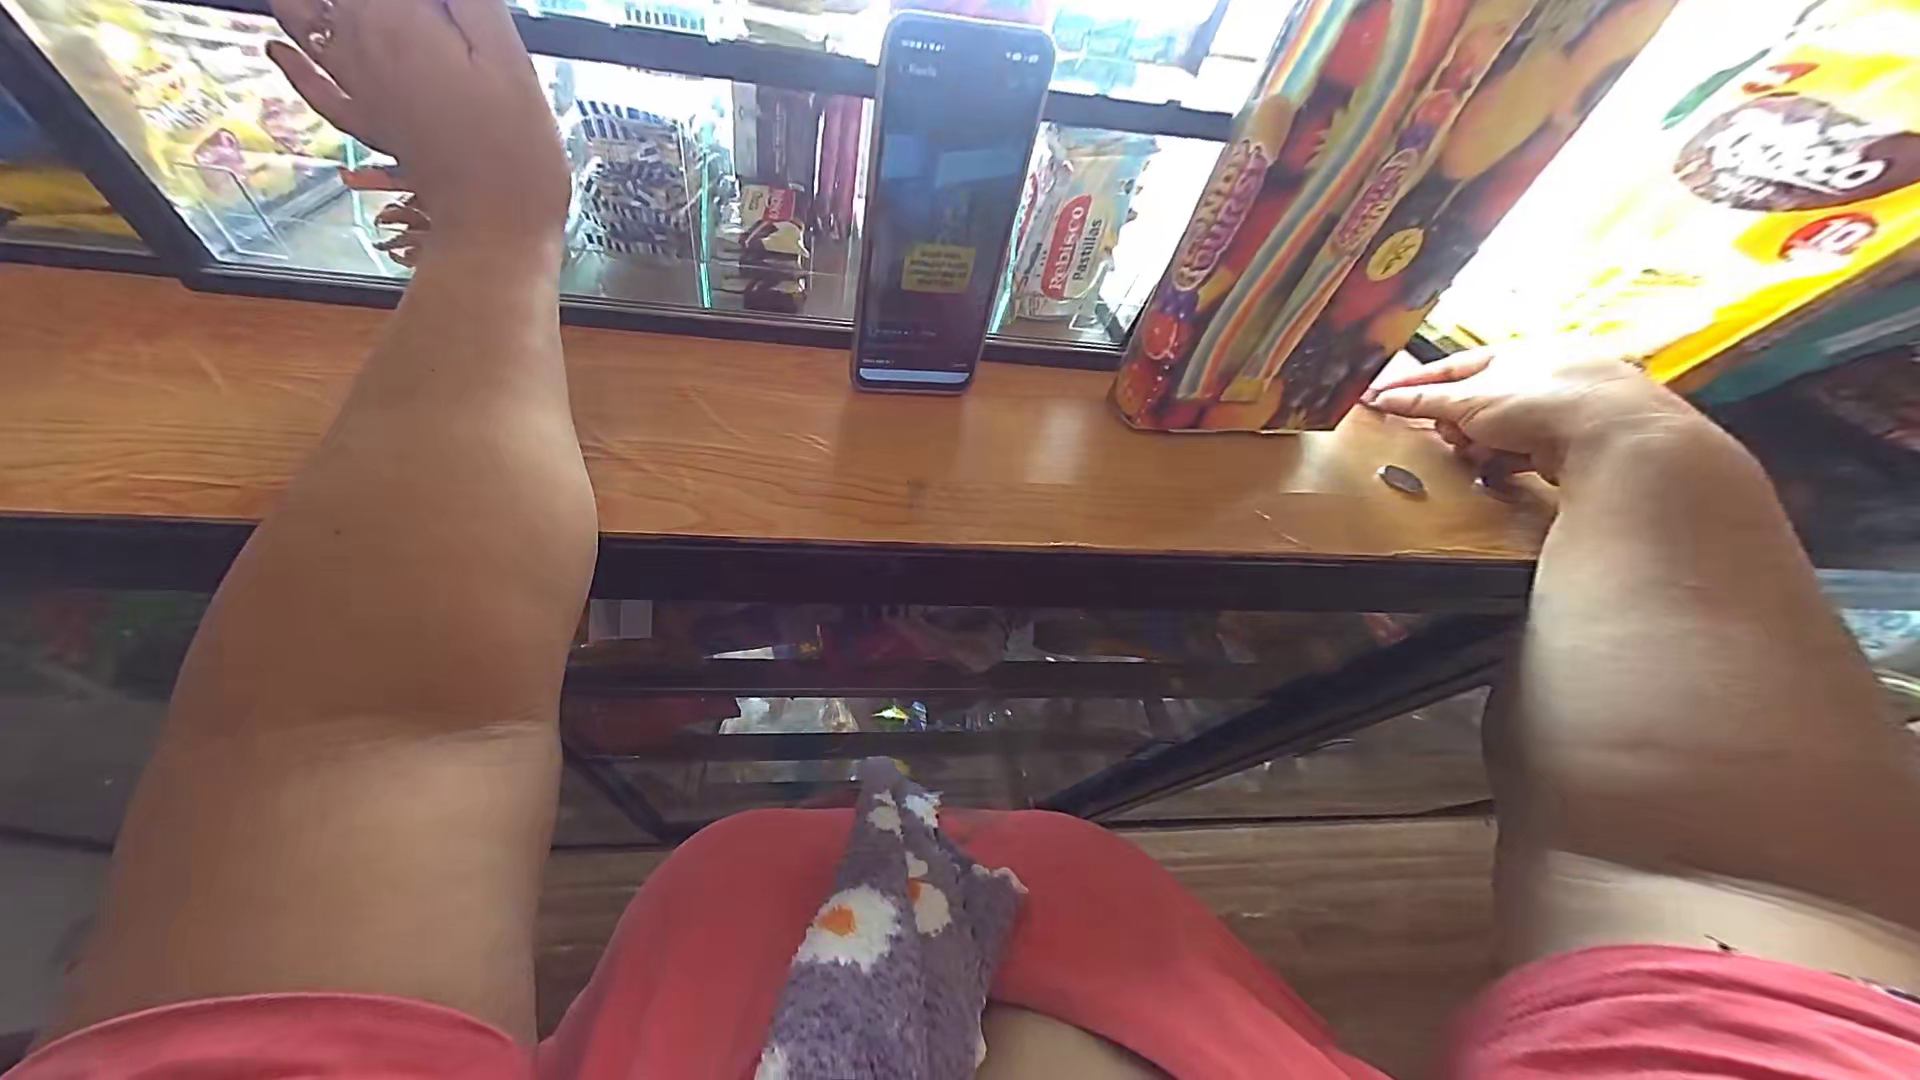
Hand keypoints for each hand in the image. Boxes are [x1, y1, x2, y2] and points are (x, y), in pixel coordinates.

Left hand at [265, 0, 568, 240]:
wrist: (499, 223)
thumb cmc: (517, 151)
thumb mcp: (512, 65)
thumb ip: (474, 6)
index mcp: (396, 15)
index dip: (432, 7)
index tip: (454, 17)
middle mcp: (360, 39)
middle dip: (397, 11)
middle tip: (429, 23)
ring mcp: (358, 84)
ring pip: (302, 15)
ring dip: (316, 8)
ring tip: (333, 12)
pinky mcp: (369, 123)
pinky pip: (313, 86)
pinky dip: (293, 63)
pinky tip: (283, 48)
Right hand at [1363, 344, 1702, 482]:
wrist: (1615, 437)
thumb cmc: (1546, 402)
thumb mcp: (1467, 399)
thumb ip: (1422, 400)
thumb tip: (1384, 398)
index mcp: (1518, 352)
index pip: (1451, 367)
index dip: (1414, 384)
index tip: (1383, 397)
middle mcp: (1543, 374)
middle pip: (1473, 402)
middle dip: (1453, 422)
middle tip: (1447, 434)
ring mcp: (1562, 406)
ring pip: (1496, 428)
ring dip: (1479, 443)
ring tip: (1479, 453)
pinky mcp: (1575, 440)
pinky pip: (1522, 450)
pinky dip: (1505, 459)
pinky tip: (1504, 465)